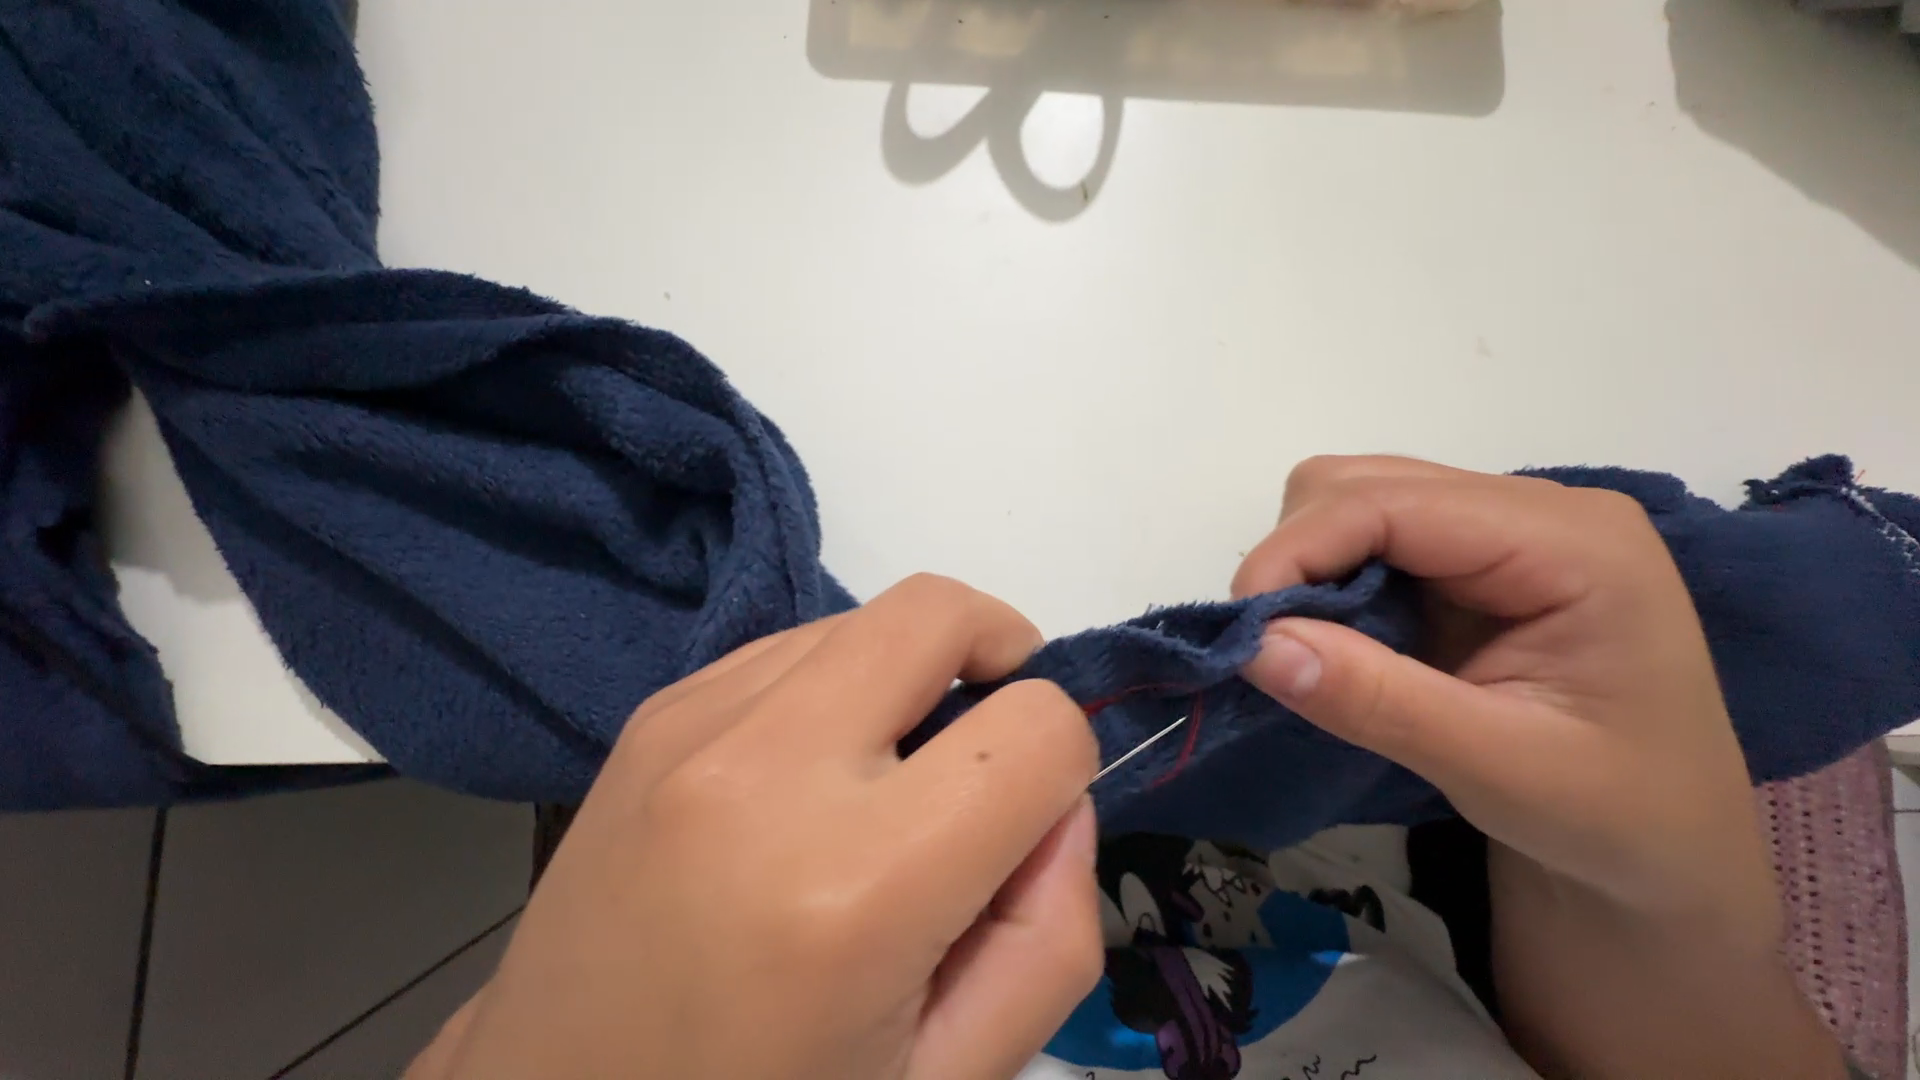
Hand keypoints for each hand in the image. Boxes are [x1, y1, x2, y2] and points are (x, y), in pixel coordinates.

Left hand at [408, 575, 1102, 1079]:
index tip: (1029, 818)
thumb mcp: (955, 1077)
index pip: (1038, 730)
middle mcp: (768, 769)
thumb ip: (1051, 931)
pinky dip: (840, 684)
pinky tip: (811, 771)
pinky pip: (795, 647)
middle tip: (996, 728)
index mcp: (856, 888)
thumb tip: (1056, 797)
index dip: (1066, 766)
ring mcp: (695, 723)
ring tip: (888, 768)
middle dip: (1002, 650)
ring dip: (913, 673)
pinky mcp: (658, 709)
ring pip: (868, 619)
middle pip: (940, 611)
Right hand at [1232, 456, 1842, 1079]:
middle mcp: (1530, 511)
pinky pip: (1359, 539)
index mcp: (1570, 541)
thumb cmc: (1616, 820)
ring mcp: (1495, 530)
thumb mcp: (1502, 770)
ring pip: (1348, 501)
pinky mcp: (1461, 560)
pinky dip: (1321, 581)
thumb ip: (1376, 701)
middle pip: (1360, 484)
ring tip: (1316, 648)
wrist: (1661, 853)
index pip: (1390, 501)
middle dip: (1296, 556)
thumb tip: (1254, 644)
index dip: (1297, 550)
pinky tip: (1341, 640)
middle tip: (1278, 647)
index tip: (1244, 632)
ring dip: (1305, 567)